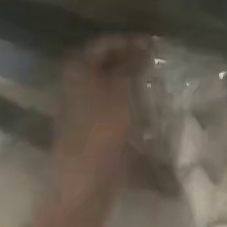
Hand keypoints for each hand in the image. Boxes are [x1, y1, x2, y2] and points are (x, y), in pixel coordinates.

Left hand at [50, 34, 147, 201]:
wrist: (82, 186)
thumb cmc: (100, 133)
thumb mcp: (120, 93)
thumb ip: (130, 66)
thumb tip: (143, 46)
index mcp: (76, 71)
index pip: (101, 44)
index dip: (126, 40)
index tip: (152, 44)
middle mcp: (72, 84)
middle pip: (101, 62)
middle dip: (127, 58)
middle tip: (154, 60)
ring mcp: (77, 107)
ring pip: (104, 82)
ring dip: (127, 77)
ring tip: (152, 79)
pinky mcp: (85, 127)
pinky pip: (106, 102)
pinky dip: (123, 97)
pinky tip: (142, 103)